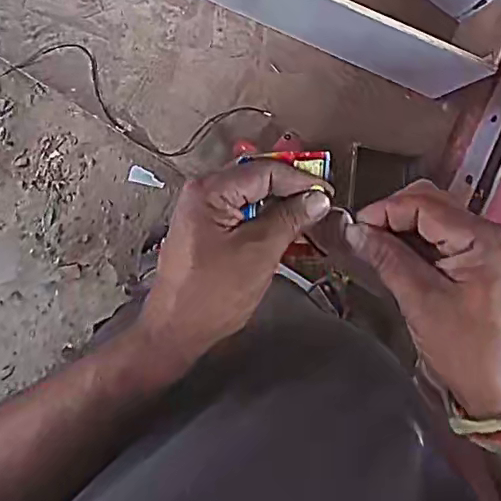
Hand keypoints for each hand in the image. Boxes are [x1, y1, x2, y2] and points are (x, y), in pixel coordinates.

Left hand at [138, 160, 332, 368]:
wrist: (175, 330)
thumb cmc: (210, 296)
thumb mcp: (259, 253)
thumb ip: (289, 219)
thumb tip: (315, 199)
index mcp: (209, 191)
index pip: (264, 170)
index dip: (299, 180)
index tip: (325, 193)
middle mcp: (201, 192)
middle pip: (255, 177)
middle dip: (290, 188)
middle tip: (320, 202)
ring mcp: (201, 210)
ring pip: (249, 194)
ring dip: (279, 204)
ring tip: (308, 218)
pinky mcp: (205, 227)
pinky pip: (240, 211)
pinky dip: (264, 218)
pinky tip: (285, 230)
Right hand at [346, 181, 500, 416]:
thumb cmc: (470, 353)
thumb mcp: (421, 302)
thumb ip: (387, 258)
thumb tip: (356, 230)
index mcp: (482, 239)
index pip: (422, 204)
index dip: (383, 211)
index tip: (355, 227)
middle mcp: (487, 235)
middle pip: (428, 202)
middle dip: (390, 214)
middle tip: (362, 235)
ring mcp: (482, 248)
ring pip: (430, 217)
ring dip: (398, 227)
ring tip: (372, 246)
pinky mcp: (474, 262)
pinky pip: (436, 237)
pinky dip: (410, 241)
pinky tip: (392, 256)